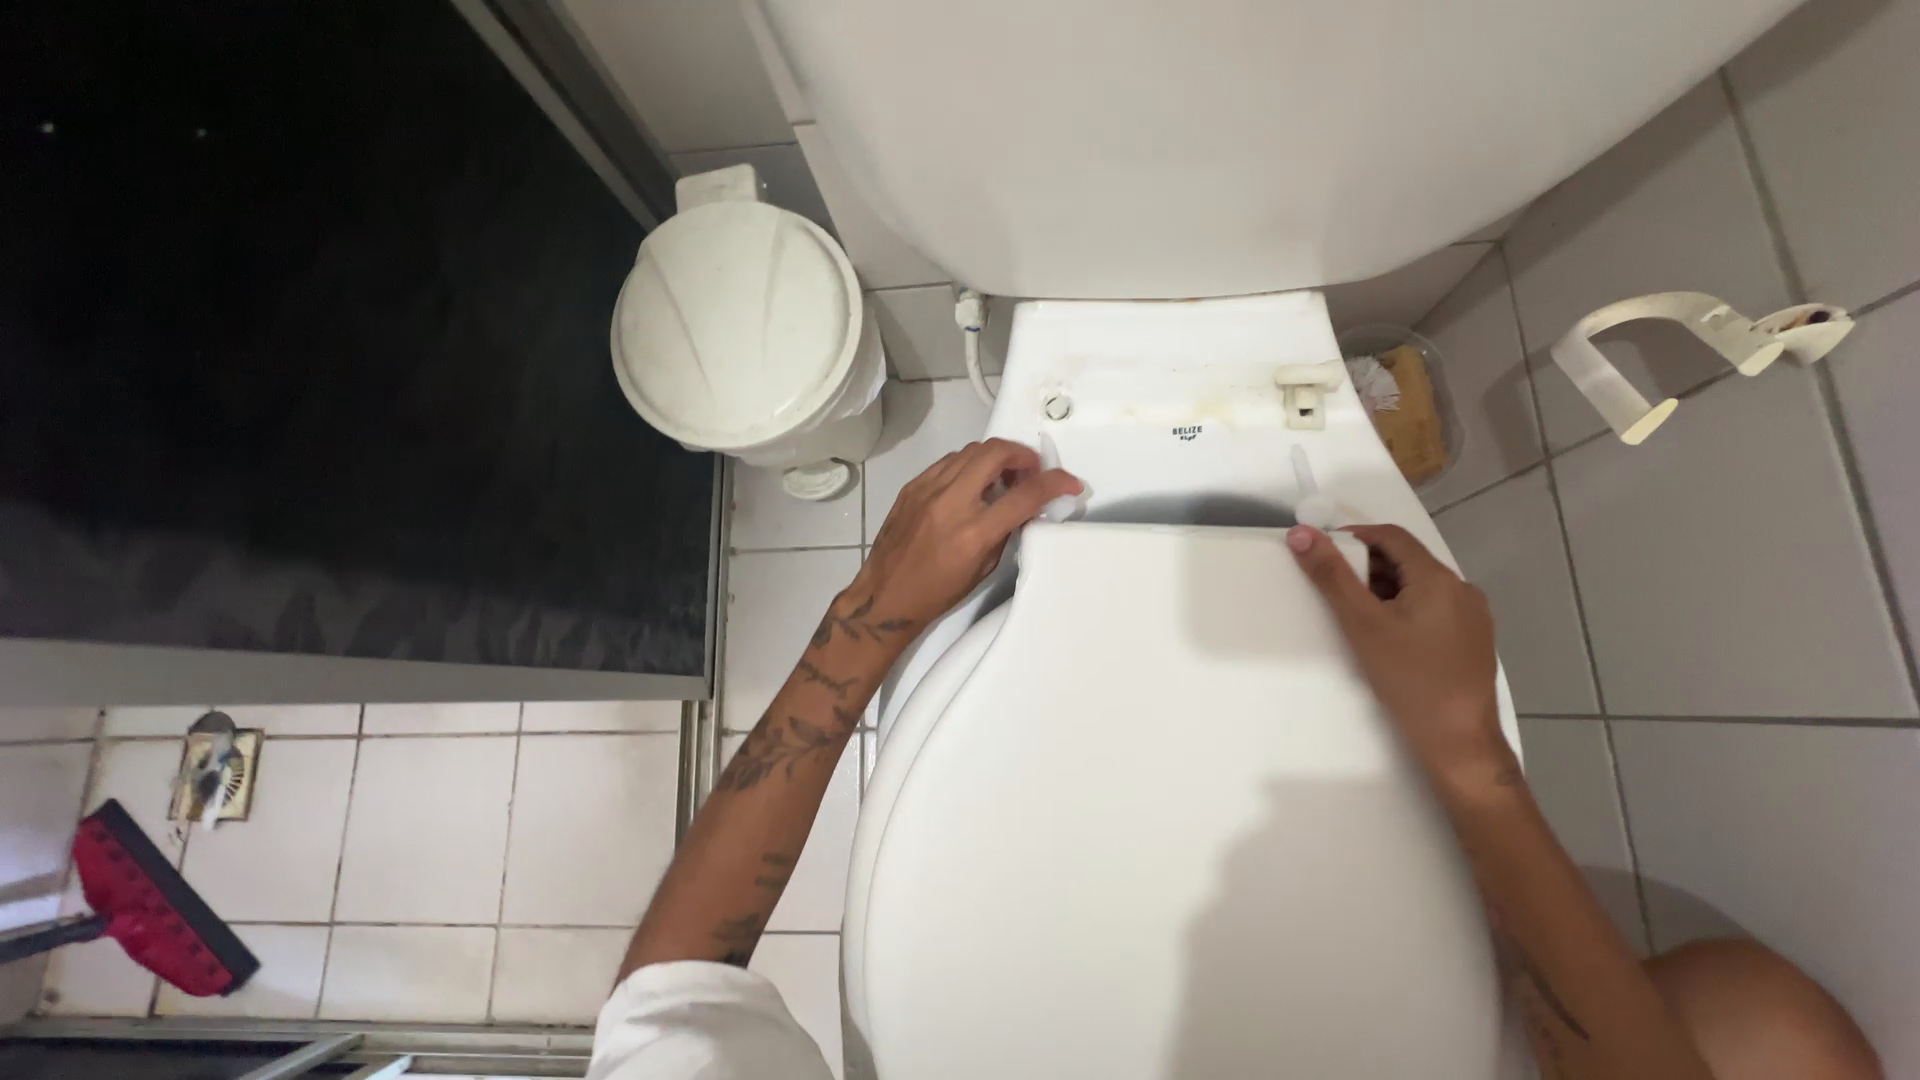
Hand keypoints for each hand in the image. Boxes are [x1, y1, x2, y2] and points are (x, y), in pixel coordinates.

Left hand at [847, 438, 1080, 636]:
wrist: (885, 595)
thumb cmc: (938, 592)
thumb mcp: (984, 567)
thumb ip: (1006, 531)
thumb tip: (1024, 506)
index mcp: (973, 532)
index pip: (1025, 495)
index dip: (1055, 483)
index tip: (1069, 482)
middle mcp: (950, 503)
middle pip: (996, 453)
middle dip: (1023, 455)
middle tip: (1030, 472)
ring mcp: (927, 490)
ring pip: (971, 451)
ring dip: (995, 458)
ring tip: (1002, 478)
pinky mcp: (912, 486)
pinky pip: (948, 462)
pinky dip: (969, 465)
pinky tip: (972, 484)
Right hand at [1286, 523, 1510, 787]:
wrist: (1456, 738)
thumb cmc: (1407, 677)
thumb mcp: (1361, 623)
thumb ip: (1331, 576)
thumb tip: (1300, 533)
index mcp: (1439, 578)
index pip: (1391, 536)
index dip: (1354, 537)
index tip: (1322, 554)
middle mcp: (1462, 589)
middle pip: (1406, 561)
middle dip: (1366, 568)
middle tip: (1334, 591)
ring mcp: (1472, 616)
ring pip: (1418, 587)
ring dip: (1384, 590)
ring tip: (1357, 618)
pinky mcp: (1472, 640)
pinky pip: (1432, 609)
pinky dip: (1404, 610)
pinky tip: (1388, 638)